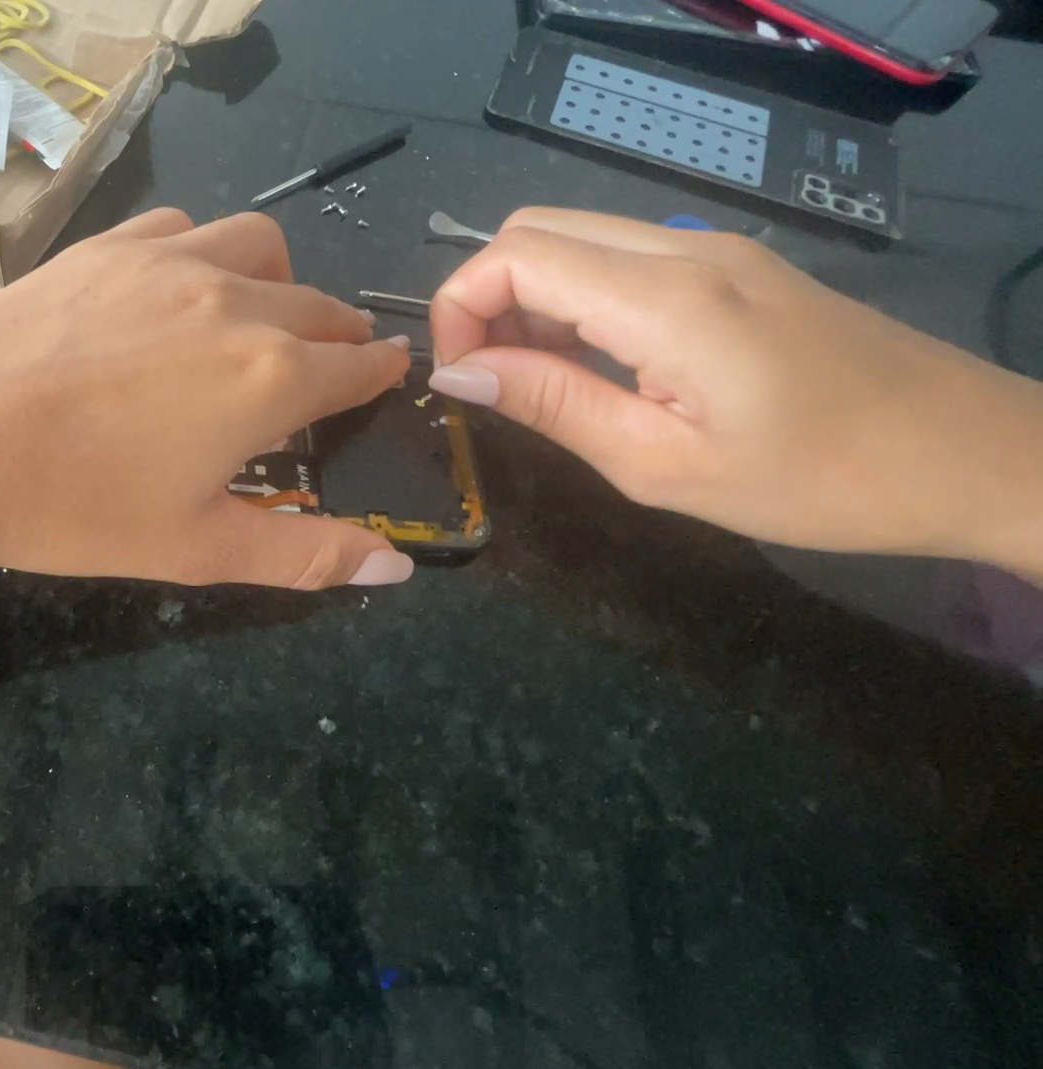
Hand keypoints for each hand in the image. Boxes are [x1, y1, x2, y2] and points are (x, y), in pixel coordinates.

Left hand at [0, 209, 416, 588]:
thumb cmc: (71, 510)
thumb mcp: (196, 550)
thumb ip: (304, 554)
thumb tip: (396, 565)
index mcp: (268, 379)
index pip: (357, 367)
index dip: (378, 376)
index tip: (382, 379)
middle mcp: (234, 302)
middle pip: (318, 305)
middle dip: (336, 338)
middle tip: (322, 368)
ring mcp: (167, 262)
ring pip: (260, 248)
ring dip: (280, 282)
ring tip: (255, 321)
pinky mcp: (106, 246)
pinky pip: (184, 228)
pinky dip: (204, 253)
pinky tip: (174, 291)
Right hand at [426, 208, 1042, 571]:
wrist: (972, 457)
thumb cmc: (814, 480)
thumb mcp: (657, 463)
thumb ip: (550, 404)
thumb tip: (455, 374)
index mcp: (666, 299)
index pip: (514, 256)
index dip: (458, 308)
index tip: (459, 379)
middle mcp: (685, 250)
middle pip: (532, 230)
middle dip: (481, 298)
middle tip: (486, 379)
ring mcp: (711, 251)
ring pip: (570, 239)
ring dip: (522, 301)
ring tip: (531, 380)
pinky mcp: (726, 268)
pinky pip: (613, 259)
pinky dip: (568, 301)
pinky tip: (583, 363)